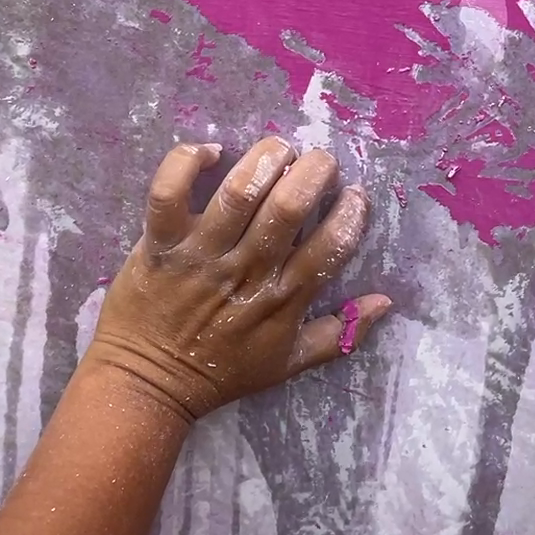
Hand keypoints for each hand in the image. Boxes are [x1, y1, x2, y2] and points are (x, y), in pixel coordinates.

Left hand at [84, 137, 391, 421]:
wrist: (147, 385)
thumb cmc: (222, 372)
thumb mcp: (288, 364)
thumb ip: (340, 334)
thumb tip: (386, 302)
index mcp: (283, 299)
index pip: (330, 247)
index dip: (350, 213)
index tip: (354, 194)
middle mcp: (246, 270)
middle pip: (287, 208)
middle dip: (313, 172)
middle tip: (319, 161)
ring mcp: (201, 254)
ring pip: (237, 192)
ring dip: (265, 159)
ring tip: (279, 149)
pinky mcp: (160, 243)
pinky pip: (168, 192)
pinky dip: (188, 162)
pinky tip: (213, 151)